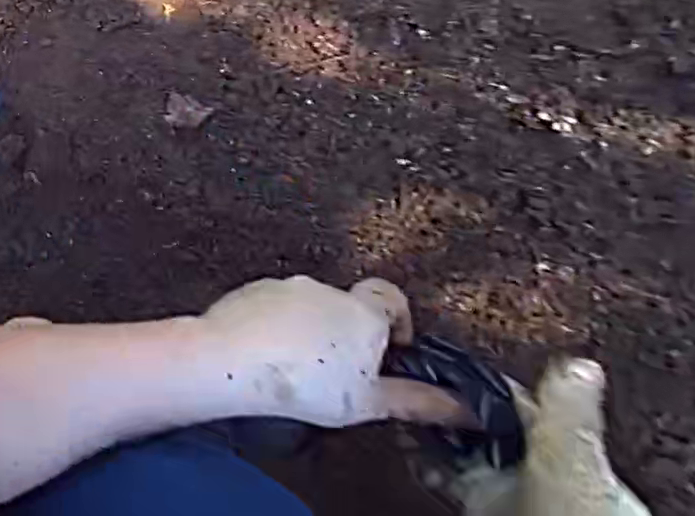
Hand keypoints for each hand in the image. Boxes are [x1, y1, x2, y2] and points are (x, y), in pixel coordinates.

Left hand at [198, 276, 473, 427]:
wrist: (231, 358)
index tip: (396, 345)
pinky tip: (273, 352)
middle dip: (352, 331)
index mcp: (359, 311)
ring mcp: (282, 286)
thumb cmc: (304, 382)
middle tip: (348, 368)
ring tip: (306, 365)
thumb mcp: (371, 402)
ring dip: (314, 328)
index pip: (390, 295)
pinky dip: (280, 323)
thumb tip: (462, 408)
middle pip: (347, 304)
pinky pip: (275, 304)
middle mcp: (321, 289)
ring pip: (309, 305)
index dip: (399, 318)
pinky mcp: (251, 290)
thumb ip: (418, 400)